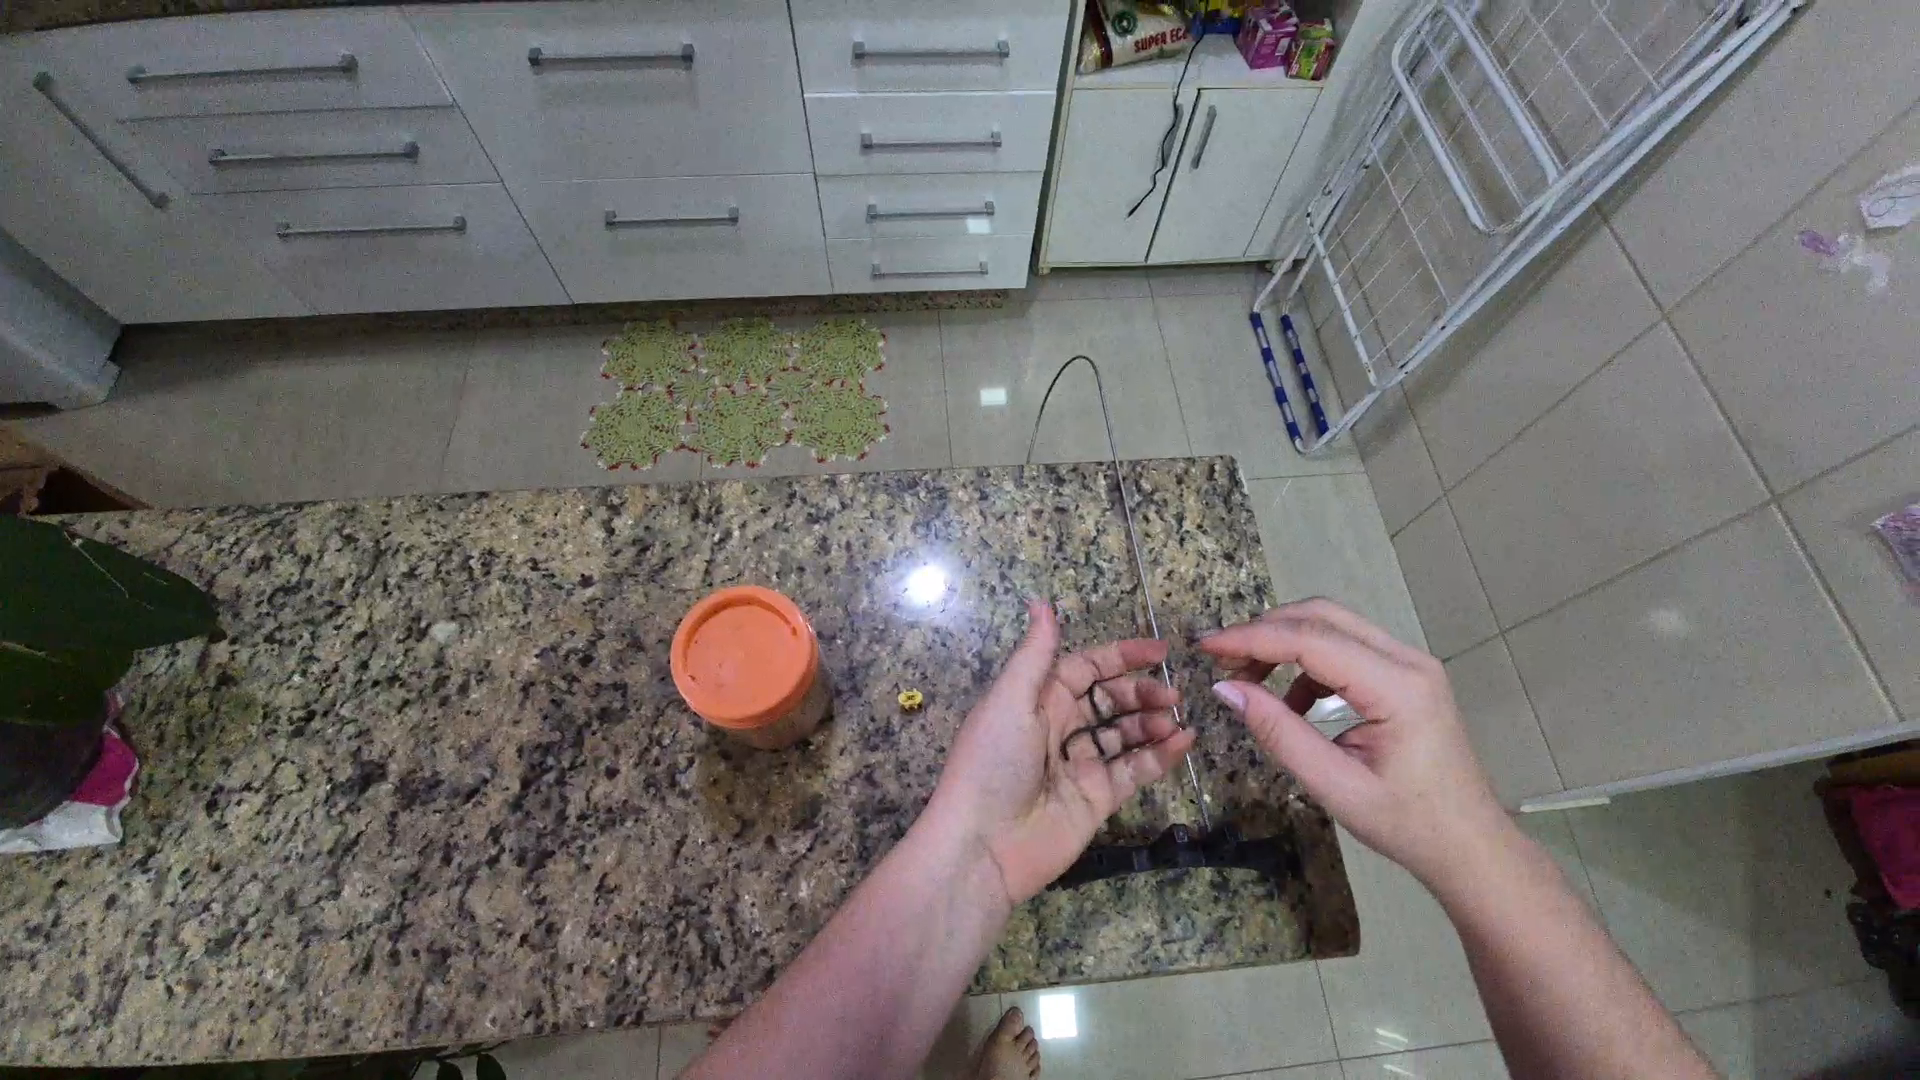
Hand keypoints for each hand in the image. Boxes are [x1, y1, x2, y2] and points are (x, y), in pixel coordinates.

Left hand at [926, 600, 1197, 905]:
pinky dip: (1160, 756)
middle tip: (1172, 694)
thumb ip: (1035, 654)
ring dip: (1152, 722)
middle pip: (1109, 700)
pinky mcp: (1097, 799)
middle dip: (1141, 692)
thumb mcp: (1009, 700)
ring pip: (1125, 734)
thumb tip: (1040, 601)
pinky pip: (1134, 770)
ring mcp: (1080, 764)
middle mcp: (1060, 727)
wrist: (983, 845)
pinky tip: (1182, 742)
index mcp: (1037, 699)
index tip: (1160, 652)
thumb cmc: (991, 762)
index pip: (1085, 667)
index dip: (1120, 656)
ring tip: (1177, 718)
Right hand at [1197, 598, 1509, 889]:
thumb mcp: (1333, 784)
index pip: (1309, 640)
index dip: (1251, 638)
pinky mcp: (1403, 674)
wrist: (1469, 846)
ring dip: (1281, 642)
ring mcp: (1409, 663)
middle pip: (1320, 616)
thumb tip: (1224, 688)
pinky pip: (1342, 647)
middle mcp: (1407, 660)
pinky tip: (1288, 701)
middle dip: (1263, 630)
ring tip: (1245, 678)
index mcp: (1397, 687)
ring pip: (1330, 625)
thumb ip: (1278, 731)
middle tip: (1220, 658)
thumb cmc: (1406, 824)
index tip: (1205, 646)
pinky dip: (1303, 662)